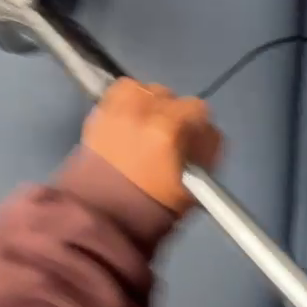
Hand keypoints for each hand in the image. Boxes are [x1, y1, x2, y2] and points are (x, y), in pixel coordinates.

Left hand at [82, 78, 222, 213]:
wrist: (98, 218)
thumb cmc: (149, 211)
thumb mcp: (192, 190)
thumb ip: (206, 153)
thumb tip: (208, 135)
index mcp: (168, 131)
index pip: (198, 109)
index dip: (199, 126)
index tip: (194, 140)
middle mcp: (143, 112)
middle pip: (172, 96)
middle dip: (174, 114)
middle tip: (169, 137)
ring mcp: (118, 109)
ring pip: (145, 88)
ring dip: (150, 103)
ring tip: (147, 125)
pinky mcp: (100, 112)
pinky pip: (120, 90)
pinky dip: (128, 98)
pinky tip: (129, 117)